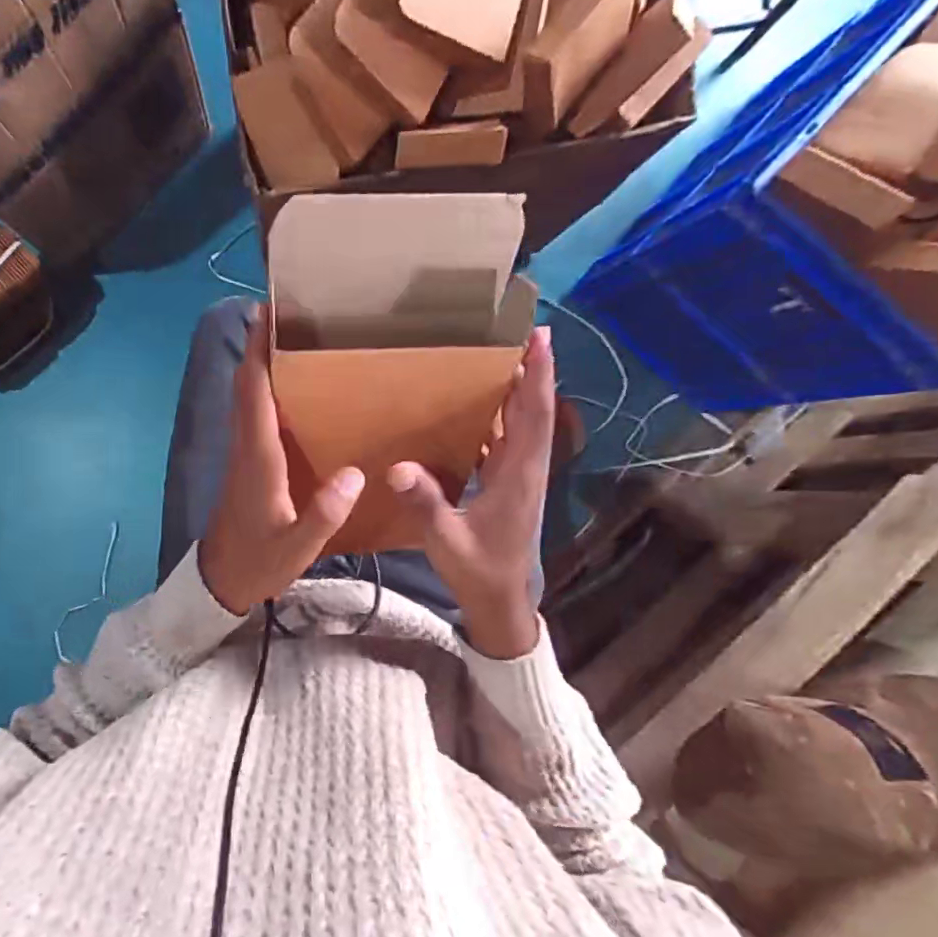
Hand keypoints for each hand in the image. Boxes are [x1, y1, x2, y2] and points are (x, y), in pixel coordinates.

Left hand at [198, 305, 363, 615]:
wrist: (220, 579)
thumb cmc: (257, 561)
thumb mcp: (296, 545)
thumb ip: (323, 513)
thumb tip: (354, 473)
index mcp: (258, 458)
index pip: (253, 392)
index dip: (257, 351)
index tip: (267, 312)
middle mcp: (246, 446)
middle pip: (246, 385)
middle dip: (259, 345)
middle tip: (287, 312)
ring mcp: (242, 454)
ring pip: (247, 397)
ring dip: (260, 364)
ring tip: (293, 339)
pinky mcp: (246, 463)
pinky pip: (253, 415)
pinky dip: (264, 390)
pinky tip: (291, 390)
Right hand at [388, 327, 553, 658]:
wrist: (501, 601)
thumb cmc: (478, 570)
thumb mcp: (446, 540)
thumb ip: (426, 505)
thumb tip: (397, 467)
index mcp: (518, 476)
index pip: (532, 416)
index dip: (537, 377)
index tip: (540, 338)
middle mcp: (525, 469)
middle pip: (534, 411)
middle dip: (532, 372)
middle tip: (521, 335)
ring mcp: (518, 478)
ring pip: (523, 424)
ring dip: (519, 392)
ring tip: (501, 361)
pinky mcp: (507, 486)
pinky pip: (508, 441)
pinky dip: (501, 417)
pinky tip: (479, 409)